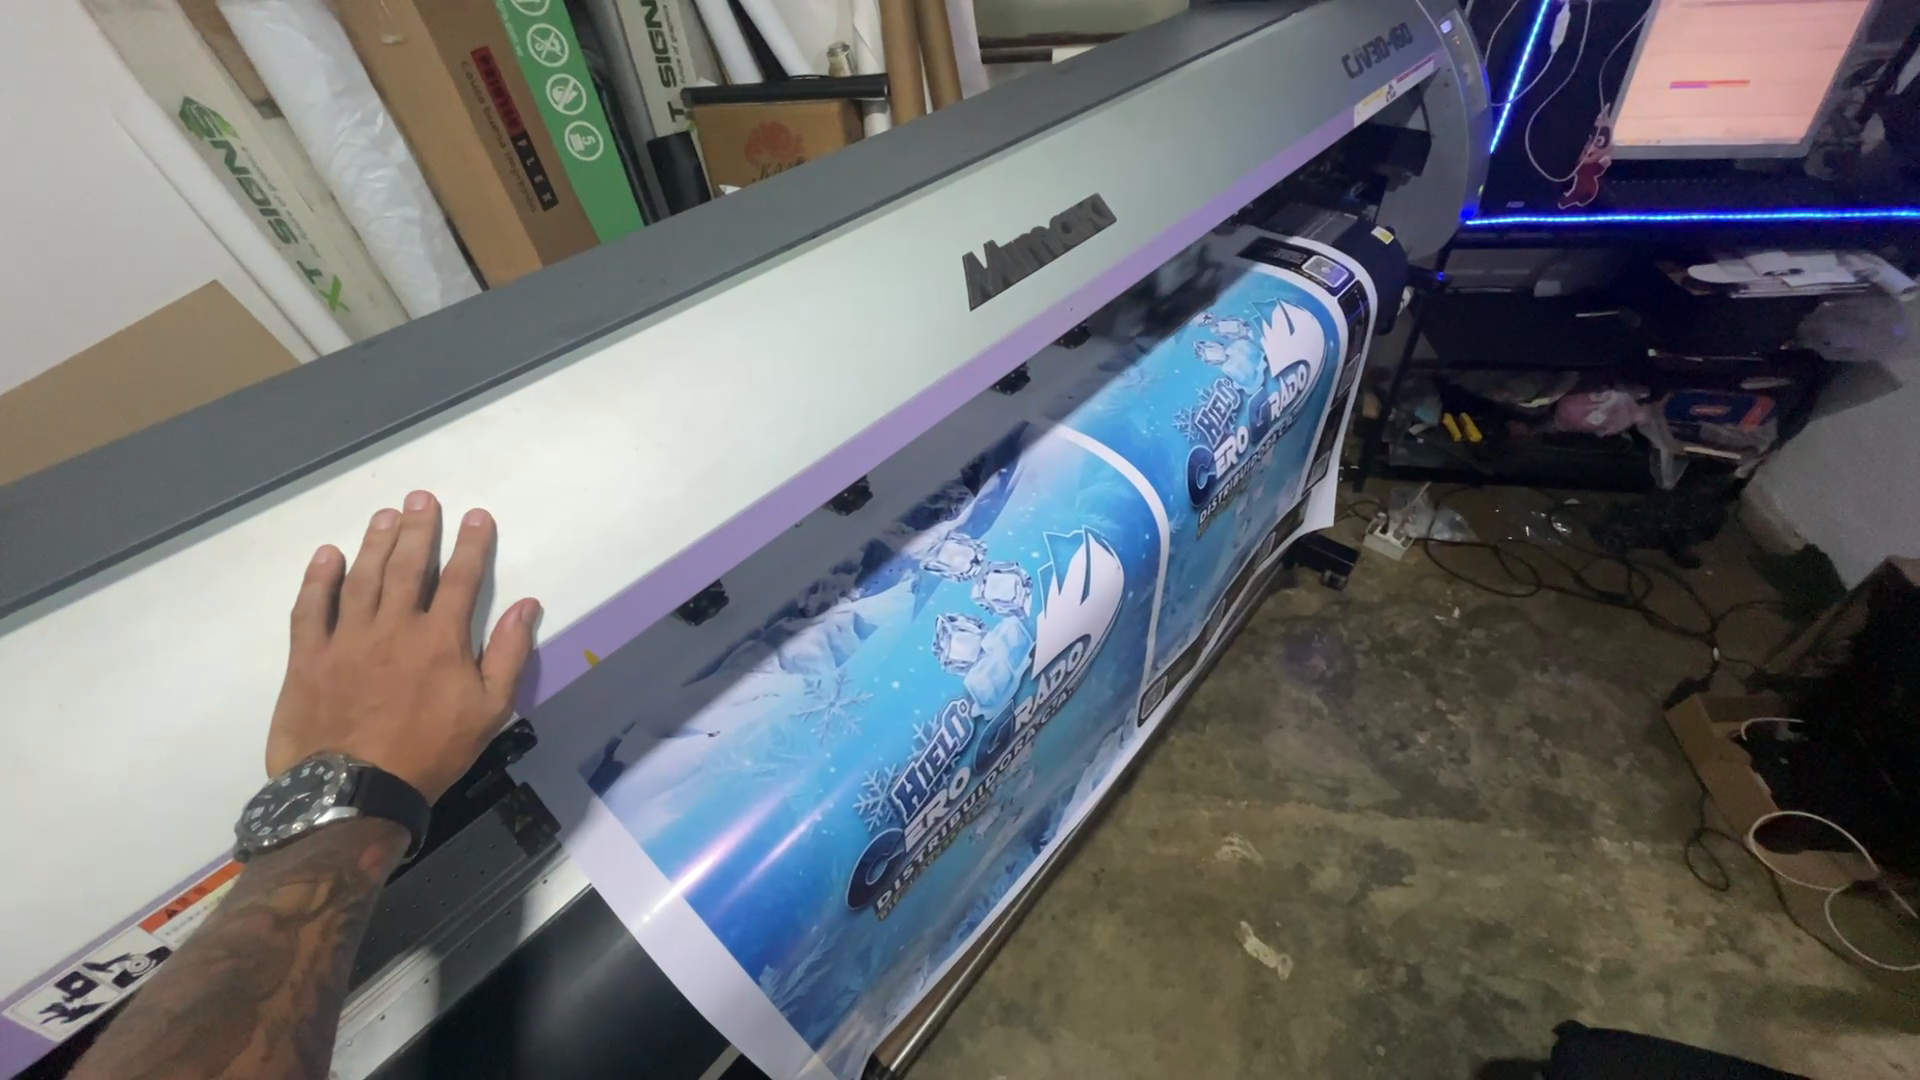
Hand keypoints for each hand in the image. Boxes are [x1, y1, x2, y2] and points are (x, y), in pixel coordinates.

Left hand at [266, 490, 540, 802]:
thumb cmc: (432, 749)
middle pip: (409, 566)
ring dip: (377, 542)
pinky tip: (329, 555)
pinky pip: (311, 608)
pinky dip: (320, 579)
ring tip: (386, 514)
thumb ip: (509, 653)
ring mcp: (346, 639)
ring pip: (362, 578)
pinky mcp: (307, 658)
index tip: (477, 516)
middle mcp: (394, 627)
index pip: (463, 579)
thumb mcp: (490, 708)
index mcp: (442, 639)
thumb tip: (527, 606)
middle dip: (419, 529)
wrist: (352, 791)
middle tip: (422, 497)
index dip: (472, 544)